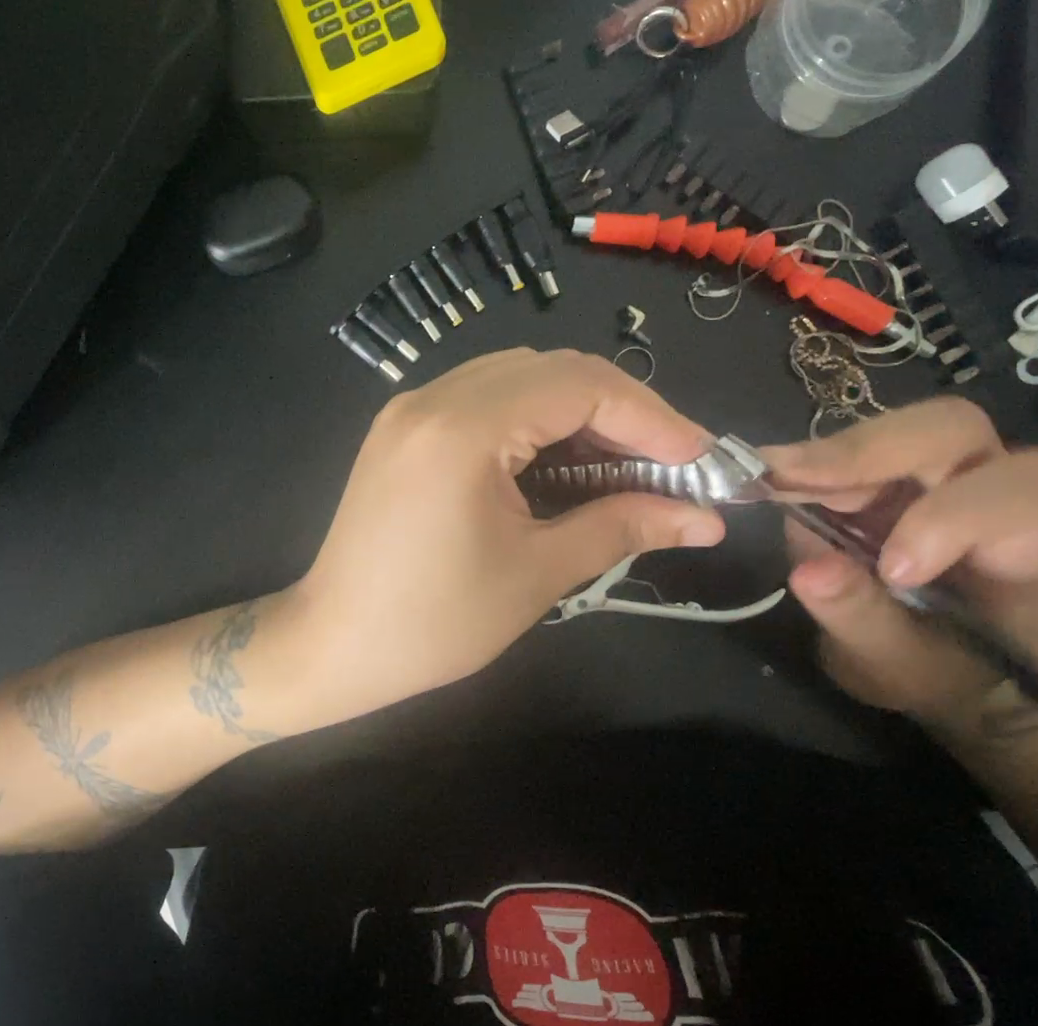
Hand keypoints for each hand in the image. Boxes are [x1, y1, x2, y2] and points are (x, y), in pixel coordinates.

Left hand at [287, 347, 723, 714]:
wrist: (333, 644)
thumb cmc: (433, 622)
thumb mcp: (537, 574)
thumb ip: (622, 527)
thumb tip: (704, 516)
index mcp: (462, 429)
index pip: (581, 385)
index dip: (653, 417)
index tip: (701, 460)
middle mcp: (431, 399)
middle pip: (550, 370)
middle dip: (620, 410)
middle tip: (669, 464)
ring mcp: (408, 410)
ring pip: (515, 379)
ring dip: (576, 413)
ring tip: (624, 466)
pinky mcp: (400, 431)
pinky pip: (480, 401)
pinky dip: (530, 422)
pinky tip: (561, 463)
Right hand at [759, 398, 1037, 725]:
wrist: (922, 666)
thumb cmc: (932, 667)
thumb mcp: (898, 661)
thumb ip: (863, 617)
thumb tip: (809, 572)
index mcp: (1021, 539)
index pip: (1024, 493)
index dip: (956, 515)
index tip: (893, 568)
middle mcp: (980, 486)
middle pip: (950, 431)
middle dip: (873, 452)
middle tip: (792, 477)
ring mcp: (922, 475)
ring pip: (893, 433)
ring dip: (827, 457)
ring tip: (766, 483)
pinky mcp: (869, 477)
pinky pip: (839, 452)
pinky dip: (798, 466)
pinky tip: (761, 483)